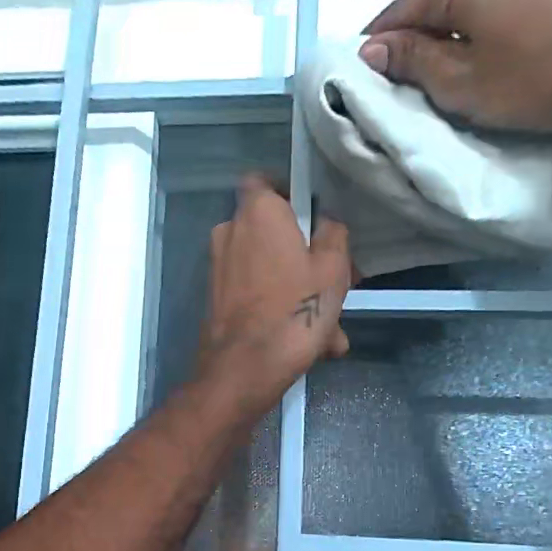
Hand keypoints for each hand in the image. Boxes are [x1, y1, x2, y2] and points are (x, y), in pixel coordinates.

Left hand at [198, 176, 353, 414]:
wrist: (244, 370)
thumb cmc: (294, 311)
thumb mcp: (332, 270)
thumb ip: (334, 236)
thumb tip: (327, 224)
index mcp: (258, 212)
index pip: (264, 180)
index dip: (288, 192)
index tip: (311, 215)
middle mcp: (230, 232)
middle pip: (272, 233)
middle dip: (305, 258)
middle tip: (335, 285)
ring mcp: (219, 269)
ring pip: (269, 272)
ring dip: (299, 294)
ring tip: (330, 333)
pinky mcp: (216, 301)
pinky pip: (257, 297)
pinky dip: (280, 312)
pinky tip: (312, 346)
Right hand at [359, 0, 551, 152]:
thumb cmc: (528, 81)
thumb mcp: (458, 81)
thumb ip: (411, 61)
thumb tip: (371, 50)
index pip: (402, 10)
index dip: (377, 44)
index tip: (361, 74)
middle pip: (433, 1)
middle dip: (414, 40)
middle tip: (401, 82)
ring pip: (464, 2)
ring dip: (446, 36)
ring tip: (439, 75)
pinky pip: (492, 3)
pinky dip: (475, 29)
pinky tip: (476, 57)